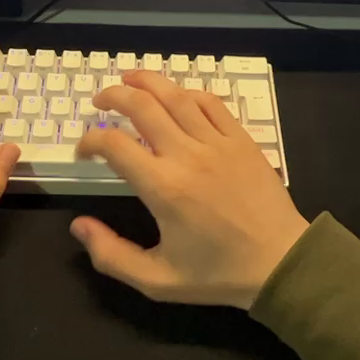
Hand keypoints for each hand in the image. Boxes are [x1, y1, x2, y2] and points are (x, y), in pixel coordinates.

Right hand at [70, 70, 308, 308]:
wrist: (281, 263)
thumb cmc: (218, 274)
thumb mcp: (157, 280)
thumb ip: (111, 255)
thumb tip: (78, 226)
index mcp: (163, 187)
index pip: (114, 145)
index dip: (90, 140)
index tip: (84, 150)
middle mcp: (187, 155)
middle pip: (142, 106)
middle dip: (113, 96)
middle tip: (100, 101)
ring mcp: (217, 142)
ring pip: (176, 95)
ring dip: (147, 81)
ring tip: (129, 79)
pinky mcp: (241, 139)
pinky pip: (211, 103)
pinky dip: (187, 93)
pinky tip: (176, 94)